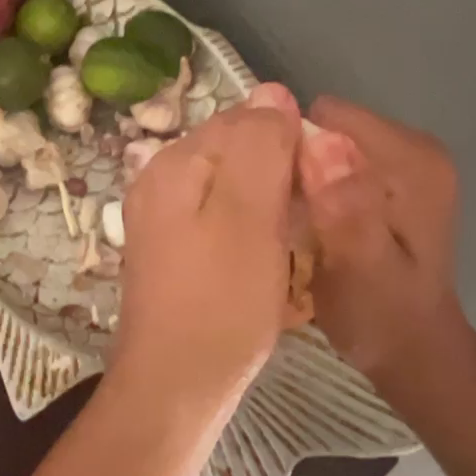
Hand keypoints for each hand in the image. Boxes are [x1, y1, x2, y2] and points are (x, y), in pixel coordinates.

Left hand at [114, 83, 302, 404]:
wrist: (176, 385)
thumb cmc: (221, 301)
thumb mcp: (249, 214)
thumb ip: (260, 147)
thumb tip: (272, 91)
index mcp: (174, 162)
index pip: (246, 119)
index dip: (290, 146)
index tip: (315, 192)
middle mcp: (160, 179)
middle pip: (237, 152)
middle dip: (279, 177)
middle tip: (304, 225)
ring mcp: (163, 217)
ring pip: (234, 188)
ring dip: (269, 208)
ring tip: (291, 246)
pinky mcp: (174, 251)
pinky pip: (223, 220)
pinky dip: (251, 232)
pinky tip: (266, 263)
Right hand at [297, 97, 468, 375]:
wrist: (414, 354)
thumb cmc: (384, 317)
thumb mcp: (360, 268)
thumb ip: (346, 207)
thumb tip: (319, 143)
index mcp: (413, 161)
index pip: (328, 117)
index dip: (292, 148)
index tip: (273, 193)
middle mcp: (414, 150)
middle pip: (327, 128)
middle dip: (295, 162)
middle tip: (279, 214)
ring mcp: (404, 164)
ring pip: (327, 147)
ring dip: (301, 178)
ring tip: (289, 222)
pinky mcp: (391, 182)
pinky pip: (335, 166)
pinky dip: (314, 189)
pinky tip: (305, 224)